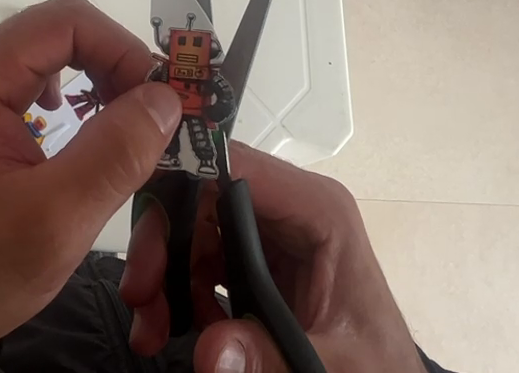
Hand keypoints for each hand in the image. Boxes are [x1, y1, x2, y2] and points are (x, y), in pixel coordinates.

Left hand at [0, 0, 183, 372]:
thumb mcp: (54, 220)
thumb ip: (115, 153)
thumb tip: (165, 98)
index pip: (68, 21)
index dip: (122, 48)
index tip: (159, 100)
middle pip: (60, 31)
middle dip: (114, 63)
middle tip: (151, 117)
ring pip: (49, 55)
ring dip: (95, 79)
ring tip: (125, 127)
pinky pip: (31, 82)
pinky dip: (71, 96)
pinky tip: (79, 132)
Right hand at [119, 144, 425, 372]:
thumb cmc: (379, 368)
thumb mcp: (334, 365)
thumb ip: (270, 356)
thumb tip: (209, 351)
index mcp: (318, 209)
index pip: (236, 166)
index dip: (182, 178)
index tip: (143, 223)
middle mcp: (289, 205)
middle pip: (203, 194)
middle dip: (165, 242)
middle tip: (139, 294)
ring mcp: (269, 228)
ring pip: (193, 224)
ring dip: (164, 270)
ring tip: (151, 324)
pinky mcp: (255, 255)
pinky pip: (201, 254)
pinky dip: (178, 287)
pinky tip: (178, 325)